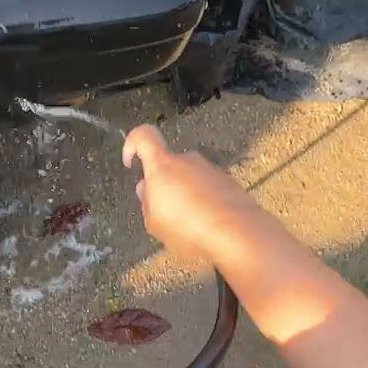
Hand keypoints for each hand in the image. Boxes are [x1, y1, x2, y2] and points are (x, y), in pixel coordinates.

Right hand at [122, 124, 279, 264]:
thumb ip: (146, 202)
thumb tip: (146, 188)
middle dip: (162, 184)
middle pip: (167, 164)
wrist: (237, 232)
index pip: (143, 135)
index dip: (132, 143)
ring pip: (188, 177)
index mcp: (162, 165)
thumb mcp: (154, 222)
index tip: (130, 163)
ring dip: (183, 194)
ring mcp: (210, 169)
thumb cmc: (187, 226)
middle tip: (163, 212)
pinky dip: (202, 200)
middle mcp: (187, 160)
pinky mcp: (228, 182)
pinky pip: (207, 187)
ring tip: (187, 224)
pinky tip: (206, 224)